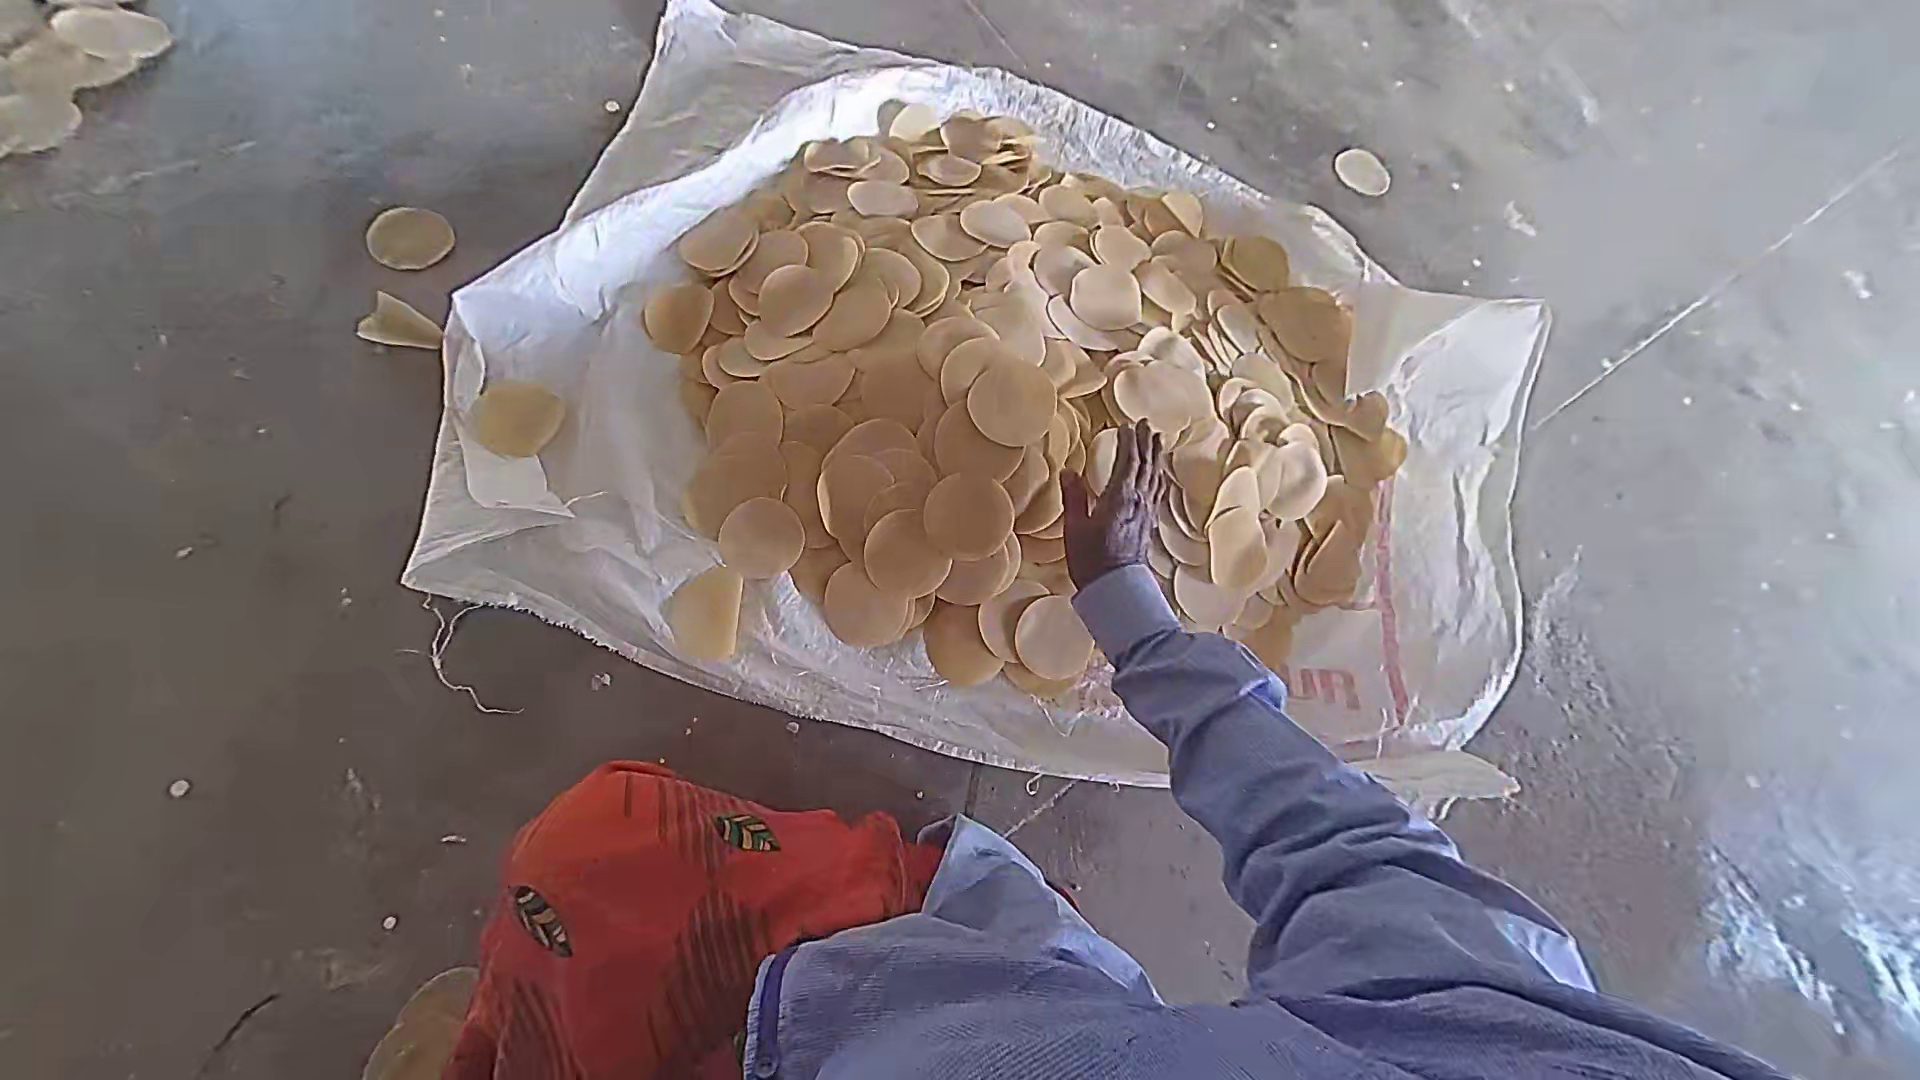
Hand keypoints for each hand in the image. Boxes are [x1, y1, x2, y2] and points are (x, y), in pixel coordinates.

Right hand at [1062, 419, 1166, 589]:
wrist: (1115, 588)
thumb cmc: (1092, 559)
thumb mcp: (1075, 527)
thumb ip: (1074, 496)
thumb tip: (1069, 471)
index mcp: (1120, 496)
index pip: (1128, 461)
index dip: (1128, 441)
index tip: (1126, 425)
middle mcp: (1138, 501)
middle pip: (1146, 465)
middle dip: (1146, 443)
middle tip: (1146, 425)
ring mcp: (1146, 513)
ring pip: (1155, 477)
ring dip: (1155, 457)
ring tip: (1157, 442)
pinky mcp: (1148, 524)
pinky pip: (1156, 493)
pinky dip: (1158, 478)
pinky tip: (1158, 477)